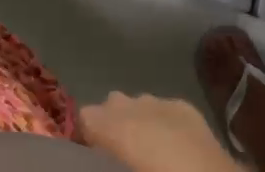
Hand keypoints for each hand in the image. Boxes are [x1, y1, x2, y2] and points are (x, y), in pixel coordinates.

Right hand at [79, 93, 243, 171]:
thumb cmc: (154, 171)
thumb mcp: (122, 166)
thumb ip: (109, 152)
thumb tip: (107, 152)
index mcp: (100, 119)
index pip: (83, 117)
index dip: (89, 134)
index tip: (98, 151)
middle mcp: (120, 102)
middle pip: (110, 107)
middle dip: (117, 124)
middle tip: (129, 151)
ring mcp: (152, 100)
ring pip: (139, 105)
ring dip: (143, 121)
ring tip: (156, 146)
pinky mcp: (181, 105)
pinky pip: (166, 110)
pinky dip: (167, 121)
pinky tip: (179, 140)